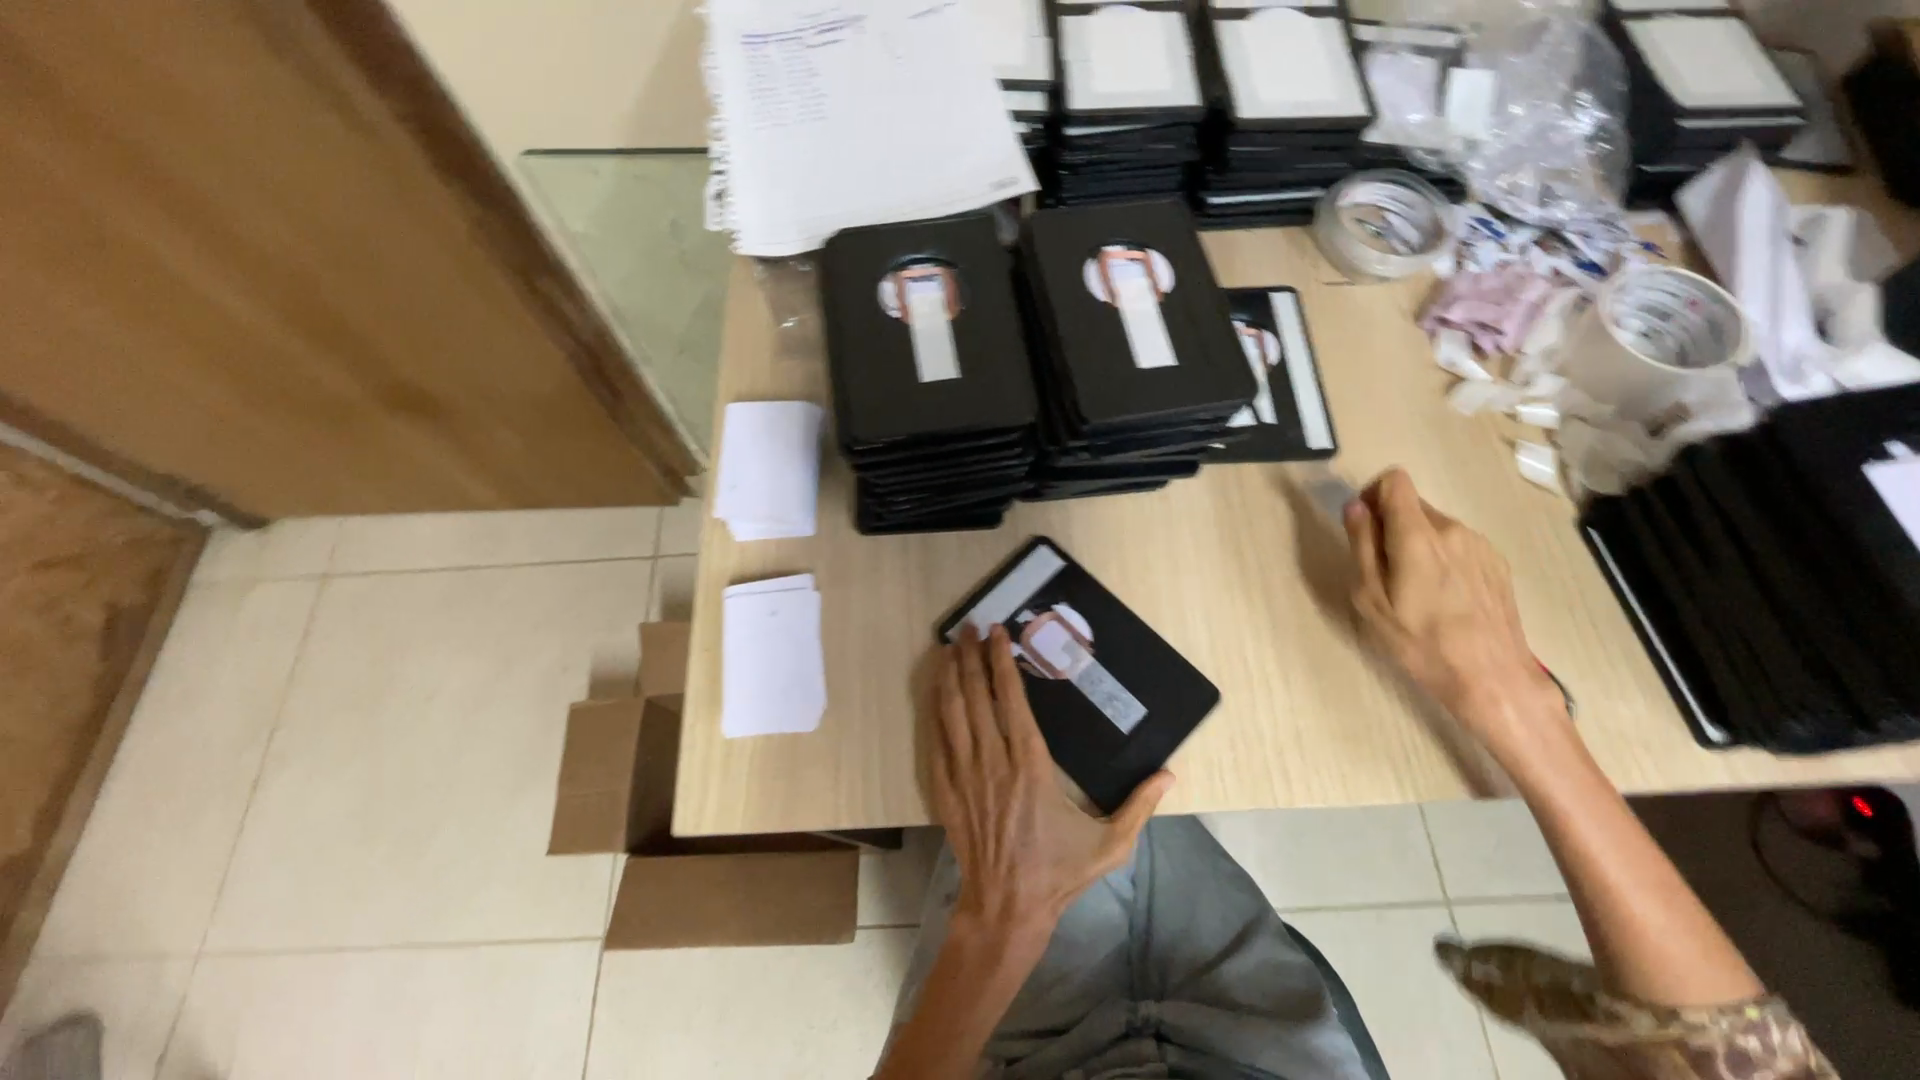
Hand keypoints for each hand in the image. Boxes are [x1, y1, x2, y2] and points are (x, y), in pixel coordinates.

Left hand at [930, 626, 1172, 933]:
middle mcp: (993, 761)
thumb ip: (1140, 806)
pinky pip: (935, 744)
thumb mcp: (1110, 844)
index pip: (1011, 700)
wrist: (1006, 907)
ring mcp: (965, 776)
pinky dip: (933, 714)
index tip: (996, 634)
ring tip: (947, 648)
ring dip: (949, 677)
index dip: (1001, 662)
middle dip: (969, 657)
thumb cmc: (1058, 872)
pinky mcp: (947, 793)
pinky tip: (933, 695)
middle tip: (966, 627)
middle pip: (975, 697)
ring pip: (951, 714)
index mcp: (1031, 764)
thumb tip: (1171, 775)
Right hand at [1343, 468, 1571, 764]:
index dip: (1372, 495)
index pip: (1395, 481)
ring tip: (1414, 591)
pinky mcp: (1496, 563)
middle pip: (1412, 505)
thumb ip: (1361, 547)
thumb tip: (1356, 508)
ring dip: (1416, 544)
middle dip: (1390, 526)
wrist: (1491, 678)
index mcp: (1417, 535)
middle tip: (1382, 572)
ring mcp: (1480, 545)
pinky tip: (1442, 599)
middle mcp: (1453, 529)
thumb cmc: (1420, 643)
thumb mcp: (1371, 600)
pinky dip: (1440, 559)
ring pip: (1435, 527)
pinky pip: (1457, 545)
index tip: (1364, 527)